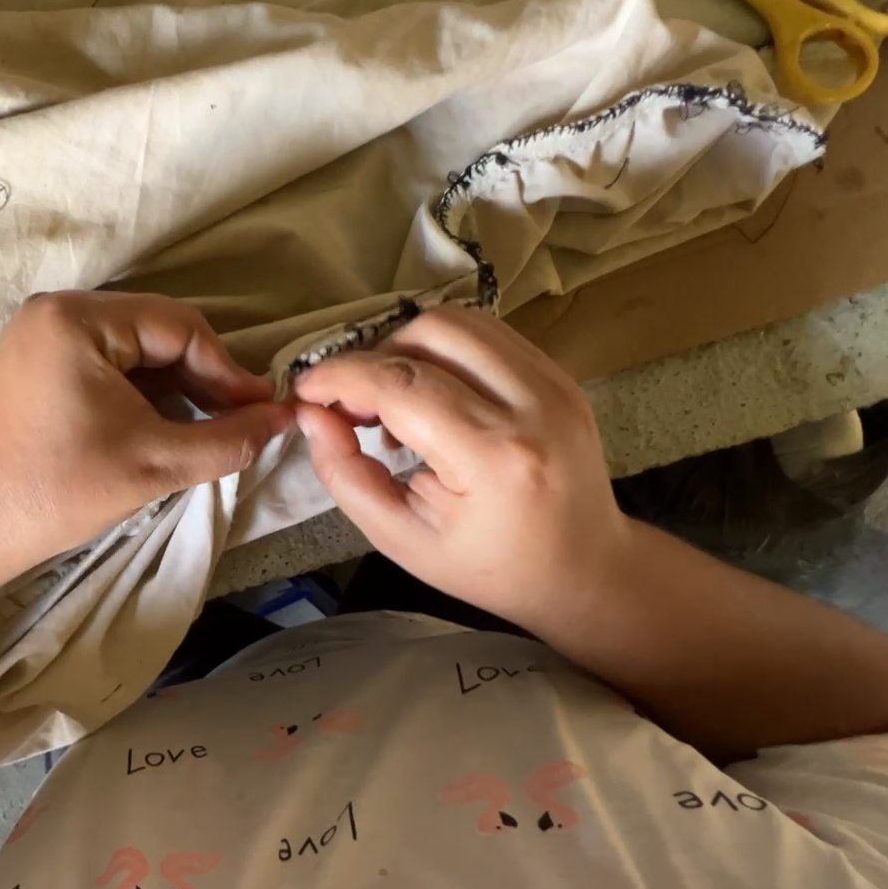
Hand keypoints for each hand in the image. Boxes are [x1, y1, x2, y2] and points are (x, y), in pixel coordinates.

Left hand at [0, 291, 293, 580]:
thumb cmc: (60, 489)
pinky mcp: (31, 365)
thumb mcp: (156, 464)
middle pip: (154, 332)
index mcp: (77, 318)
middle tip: (237, 421)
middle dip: (200, 379)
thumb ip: (228, 439)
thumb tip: (284, 419)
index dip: (226, 370)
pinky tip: (162, 425)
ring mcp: (37, 337)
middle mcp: (53, 311)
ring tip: (206, 428)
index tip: (260, 410)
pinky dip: (138, 392)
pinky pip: (102, 365)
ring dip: (172, 387)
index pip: (178, 326)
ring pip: (130, 351)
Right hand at [293, 305, 633, 627]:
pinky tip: (429, 397)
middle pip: (430, 333)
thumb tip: (311, 414)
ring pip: (458, 322)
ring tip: (390, 403)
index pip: (402, 385)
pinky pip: (483, 334)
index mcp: (494, 457)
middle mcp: (532, 403)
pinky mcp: (559, 372)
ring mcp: (554, 380)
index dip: (340, 377)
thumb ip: (345, 475)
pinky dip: (438, 353)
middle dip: (372, 359)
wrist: (582, 566)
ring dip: (405, 349)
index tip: (305, 390)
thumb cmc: (485, 566)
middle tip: (352, 406)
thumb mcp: (399, 538)